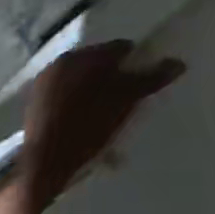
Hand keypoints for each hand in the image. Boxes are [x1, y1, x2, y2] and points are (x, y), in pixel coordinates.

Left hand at [18, 40, 184, 207]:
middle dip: (117, 80)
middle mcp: (63, 60)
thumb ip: (151, 79)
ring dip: (99, 95)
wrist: (44, 165)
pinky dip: (80, 107)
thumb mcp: (126, 102)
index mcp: (85, 55)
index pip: (121, 48)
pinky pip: (66, 97)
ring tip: (110, 121)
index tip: (145, 84)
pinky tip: (87, 129)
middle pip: (100, 64)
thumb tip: (178, 62)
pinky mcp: (36, 104)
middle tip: (129, 105)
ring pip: (83, 82)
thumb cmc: (88, 128)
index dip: (137, 63)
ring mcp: (45, 82)